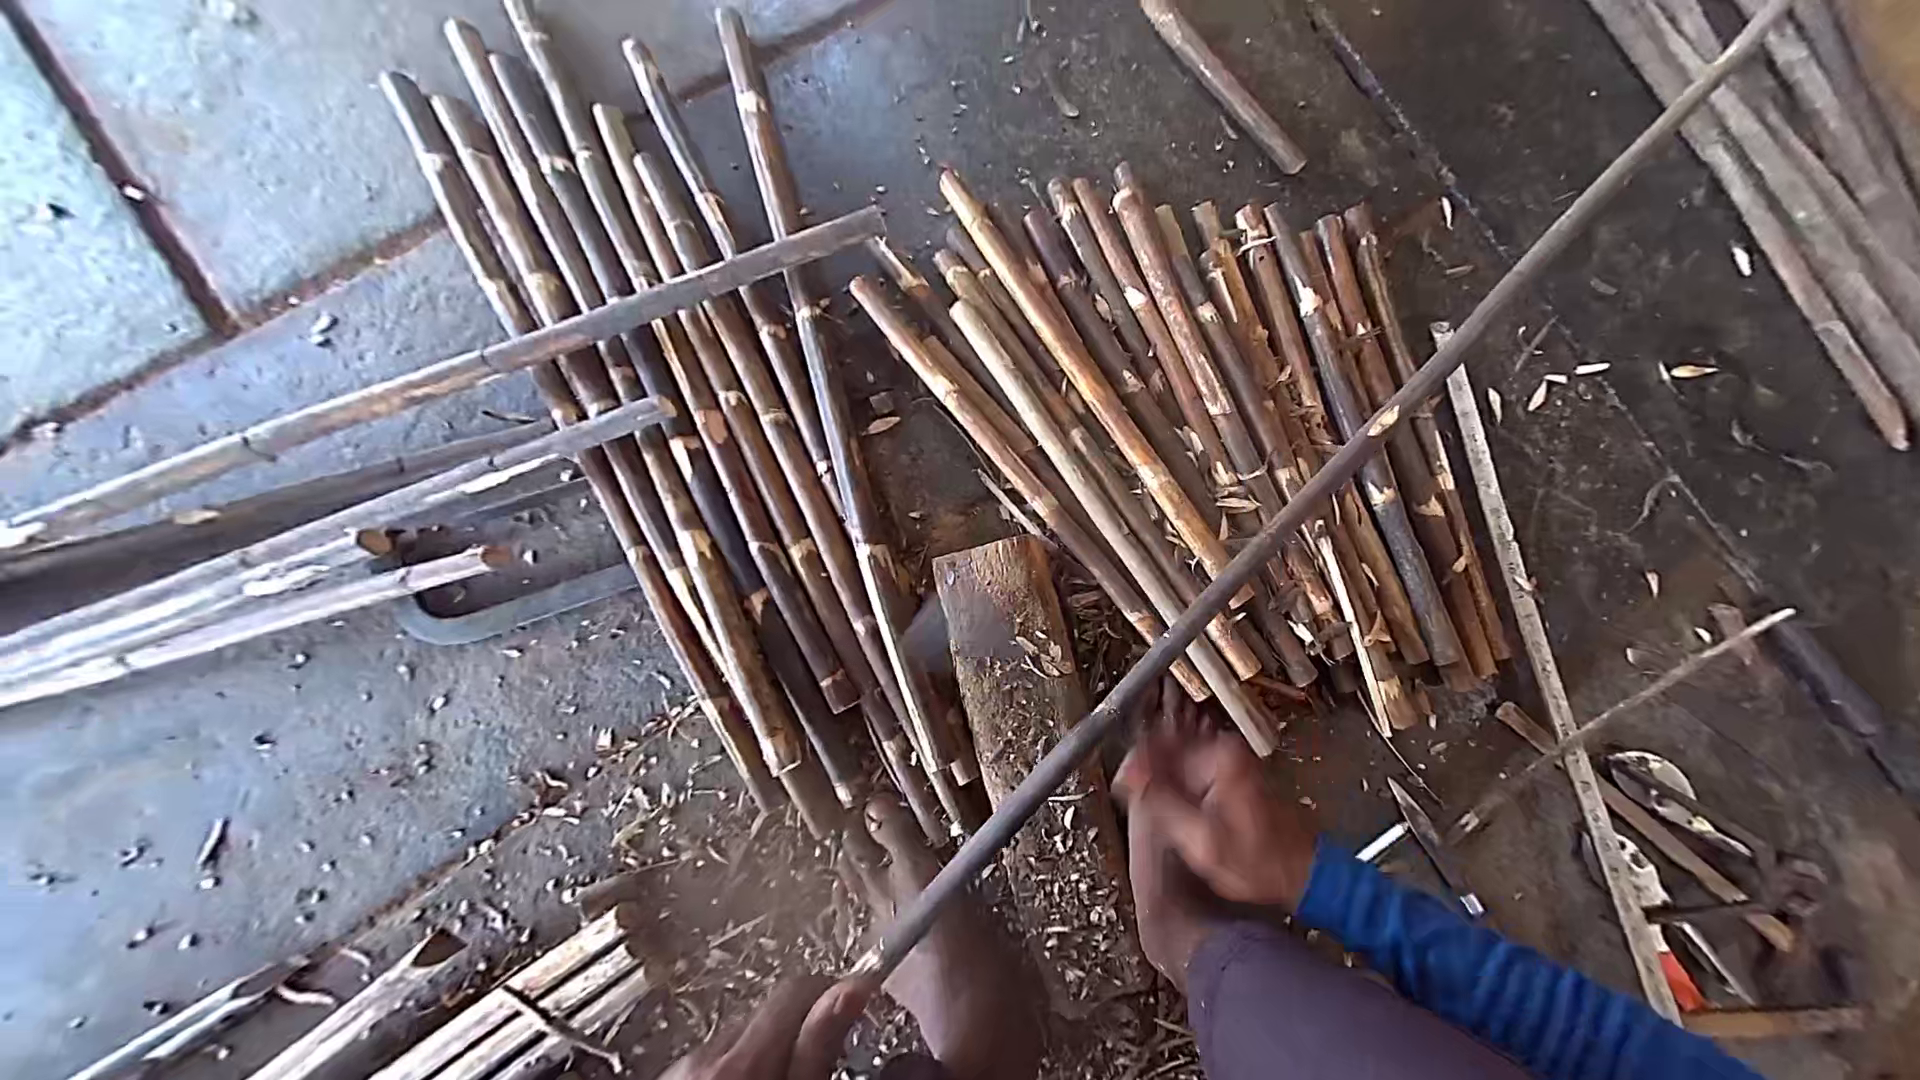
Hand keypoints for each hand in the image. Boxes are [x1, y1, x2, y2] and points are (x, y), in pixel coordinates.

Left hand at [657, 974, 875, 1079]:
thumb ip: (817, 1053)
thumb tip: (852, 989)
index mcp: (743, 1065)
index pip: (797, 990)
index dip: (830, 995)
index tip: (856, 1010)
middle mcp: (705, 1058)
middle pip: (766, 1012)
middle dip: (796, 1030)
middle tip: (823, 1063)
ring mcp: (678, 1075)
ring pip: (737, 1040)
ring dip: (763, 1054)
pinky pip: (709, 1065)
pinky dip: (733, 1075)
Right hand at [1114, 678, 1318, 911]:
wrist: (1304, 875)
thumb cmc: (1261, 862)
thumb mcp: (1201, 839)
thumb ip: (1162, 803)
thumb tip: (1129, 775)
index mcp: (1220, 755)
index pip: (1161, 743)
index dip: (1136, 762)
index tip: (1123, 781)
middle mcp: (1225, 748)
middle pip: (1167, 747)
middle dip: (1146, 770)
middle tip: (1131, 793)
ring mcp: (1229, 758)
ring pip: (1176, 758)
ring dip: (1159, 777)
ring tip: (1146, 800)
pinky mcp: (1230, 772)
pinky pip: (1190, 768)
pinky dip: (1175, 784)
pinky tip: (1168, 805)